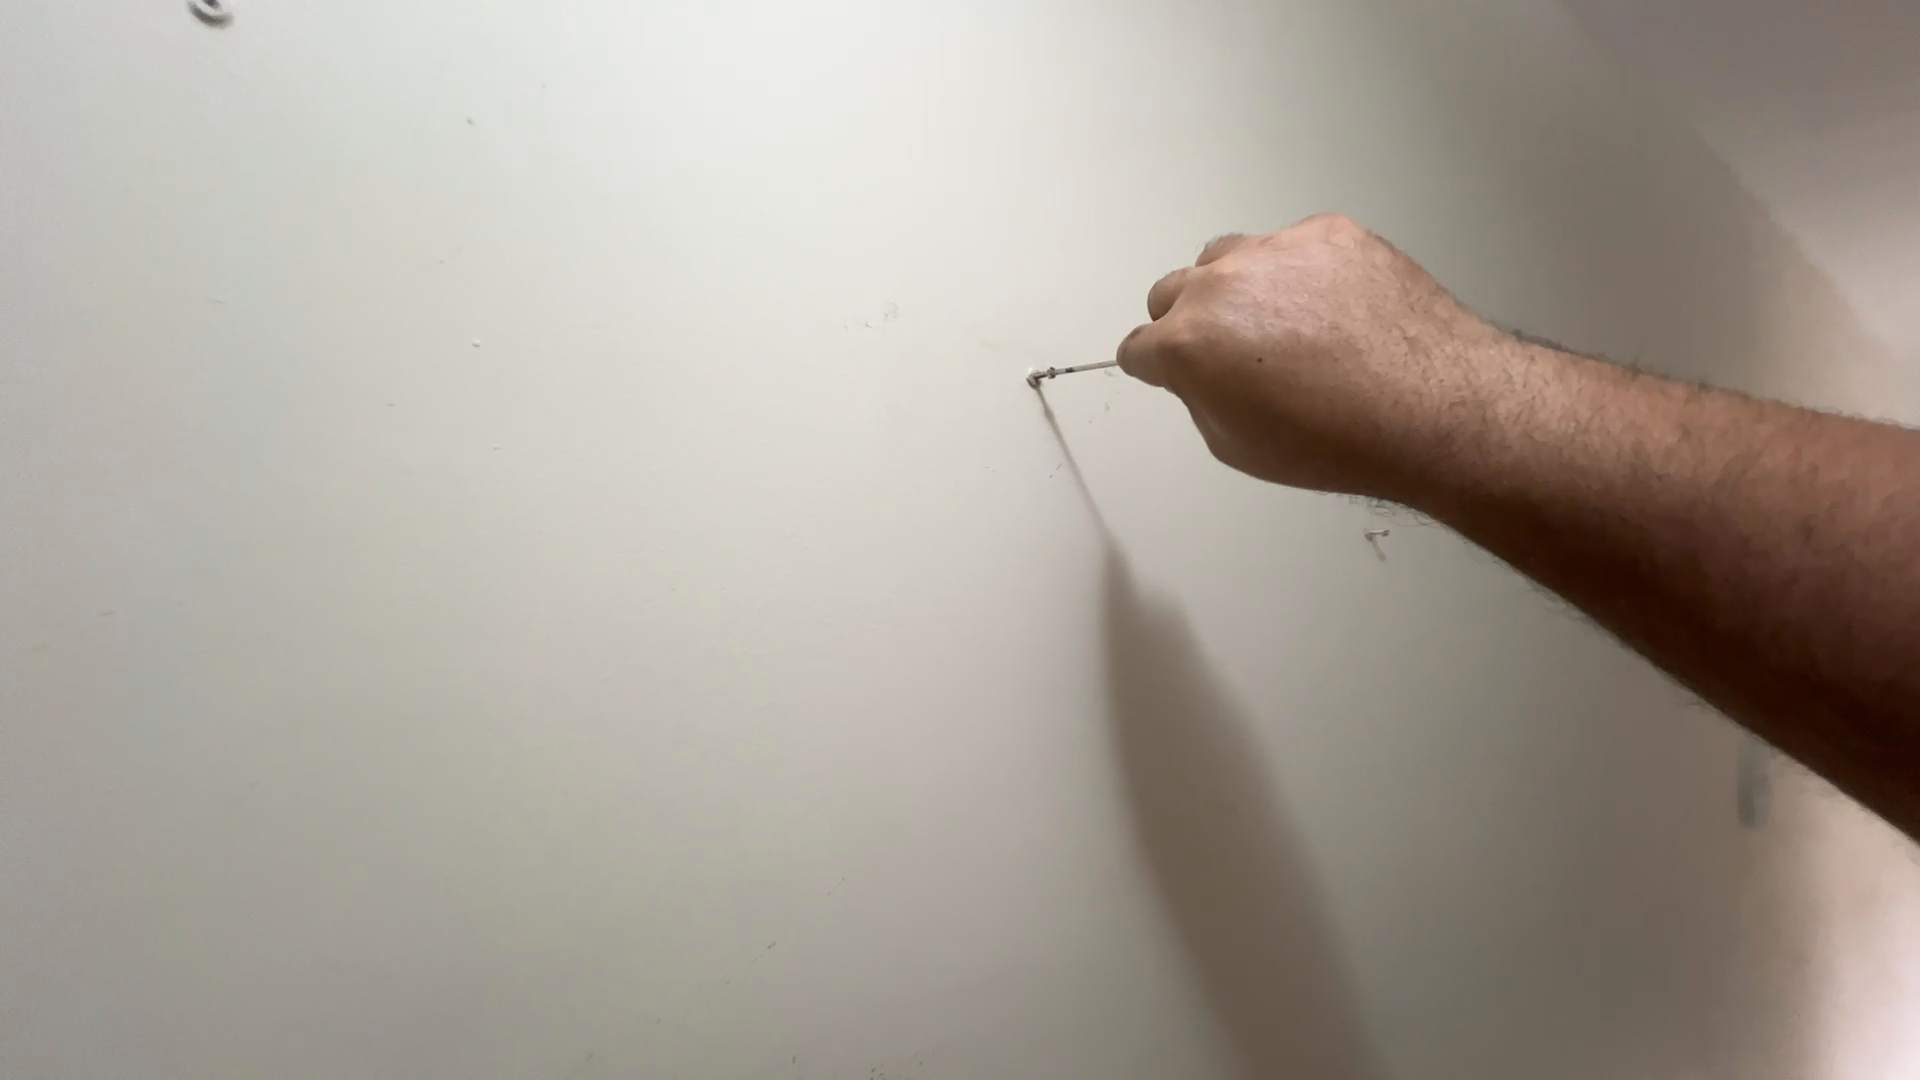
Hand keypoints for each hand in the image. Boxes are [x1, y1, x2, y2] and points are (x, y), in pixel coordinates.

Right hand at [1116, 214, 1520, 501]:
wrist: (1430, 407)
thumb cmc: (1329, 442)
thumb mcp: (1232, 445)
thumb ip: (1197, 396)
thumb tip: (1201, 373)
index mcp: (1187, 344)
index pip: (1137, 348)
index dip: (1152, 369)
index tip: (1169, 376)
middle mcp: (1220, 286)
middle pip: (1168, 292)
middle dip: (1182, 323)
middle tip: (1222, 353)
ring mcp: (1275, 251)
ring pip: (1222, 258)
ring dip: (1229, 289)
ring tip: (1273, 323)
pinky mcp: (1328, 232)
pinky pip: (1287, 247)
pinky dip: (1291, 274)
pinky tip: (1326, 309)